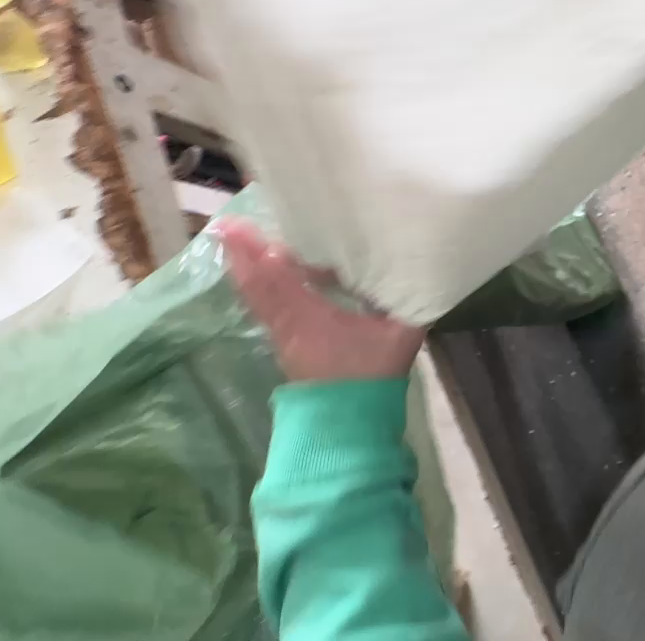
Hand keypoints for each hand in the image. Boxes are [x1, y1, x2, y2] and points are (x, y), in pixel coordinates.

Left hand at [219, 218, 425, 381]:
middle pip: (259, 286)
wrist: (349, 421)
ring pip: (256, 296)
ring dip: (243, 268)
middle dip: (242, 254)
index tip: (242, 226)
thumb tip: (419, 261)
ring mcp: (282, 335)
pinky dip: (254, 284)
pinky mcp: (285, 342)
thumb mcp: (400, 331)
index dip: (260, 254)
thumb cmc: (374, 372)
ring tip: (231, 240)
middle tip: (225, 224)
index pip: (279, 281)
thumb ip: (406, 296)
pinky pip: (263, 306)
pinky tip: (253, 271)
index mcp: (313, 318)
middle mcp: (289, 324)